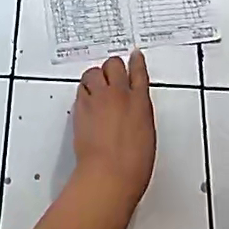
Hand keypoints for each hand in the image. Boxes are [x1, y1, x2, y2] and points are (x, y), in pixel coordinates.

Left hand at [72, 51, 156, 207]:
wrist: (110, 173)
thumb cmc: (133, 164)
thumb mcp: (146, 135)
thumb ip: (138, 115)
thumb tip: (132, 111)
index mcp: (141, 103)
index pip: (139, 74)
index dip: (136, 62)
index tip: (135, 56)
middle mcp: (119, 96)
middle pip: (114, 66)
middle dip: (112, 67)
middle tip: (111, 72)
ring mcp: (98, 99)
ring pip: (93, 72)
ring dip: (95, 76)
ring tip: (96, 84)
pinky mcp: (81, 106)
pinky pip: (81, 88)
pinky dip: (85, 90)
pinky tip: (87, 97)